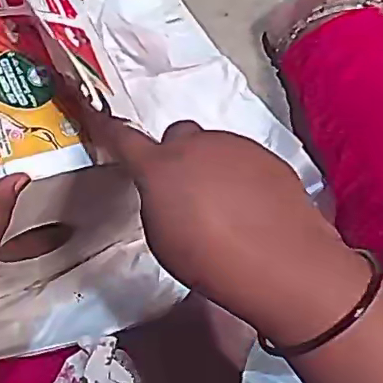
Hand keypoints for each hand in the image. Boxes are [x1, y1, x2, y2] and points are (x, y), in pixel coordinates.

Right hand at [83, 113, 371, 344]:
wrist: (283, 265)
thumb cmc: (209, 261)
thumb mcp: (162, 238)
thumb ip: (156, 202)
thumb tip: (165, 191)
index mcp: (160, 167)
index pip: (123, 138)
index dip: (107, 127)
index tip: (99, 117)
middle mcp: (197, 145)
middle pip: (177, 136)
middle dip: (175, 156)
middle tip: (183, 192)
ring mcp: (236, 146)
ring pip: (213, 146)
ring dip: (210, 166)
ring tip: (223, 208)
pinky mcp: (269, 156)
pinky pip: (243, 159)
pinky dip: (240, 176)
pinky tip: (251, 208)